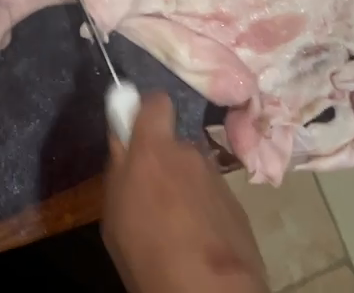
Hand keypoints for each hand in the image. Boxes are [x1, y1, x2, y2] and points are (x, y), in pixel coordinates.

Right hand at [102, 93, 266, 292]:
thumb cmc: (147, 250)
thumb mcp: (115, 209)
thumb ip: (120, 167)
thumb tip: (123, 141)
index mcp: (154, 148)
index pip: (156, 102)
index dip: (147, 112)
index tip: (137, 130)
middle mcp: (189, 154)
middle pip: (174, 145)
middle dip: (164, 162)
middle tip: (153, 196)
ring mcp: (217, 180)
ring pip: (194, 174)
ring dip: (186, 189)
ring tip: (178, 226)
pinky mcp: (238, 208)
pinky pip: (213, 199)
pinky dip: (205, 212)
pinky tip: (198, 242)